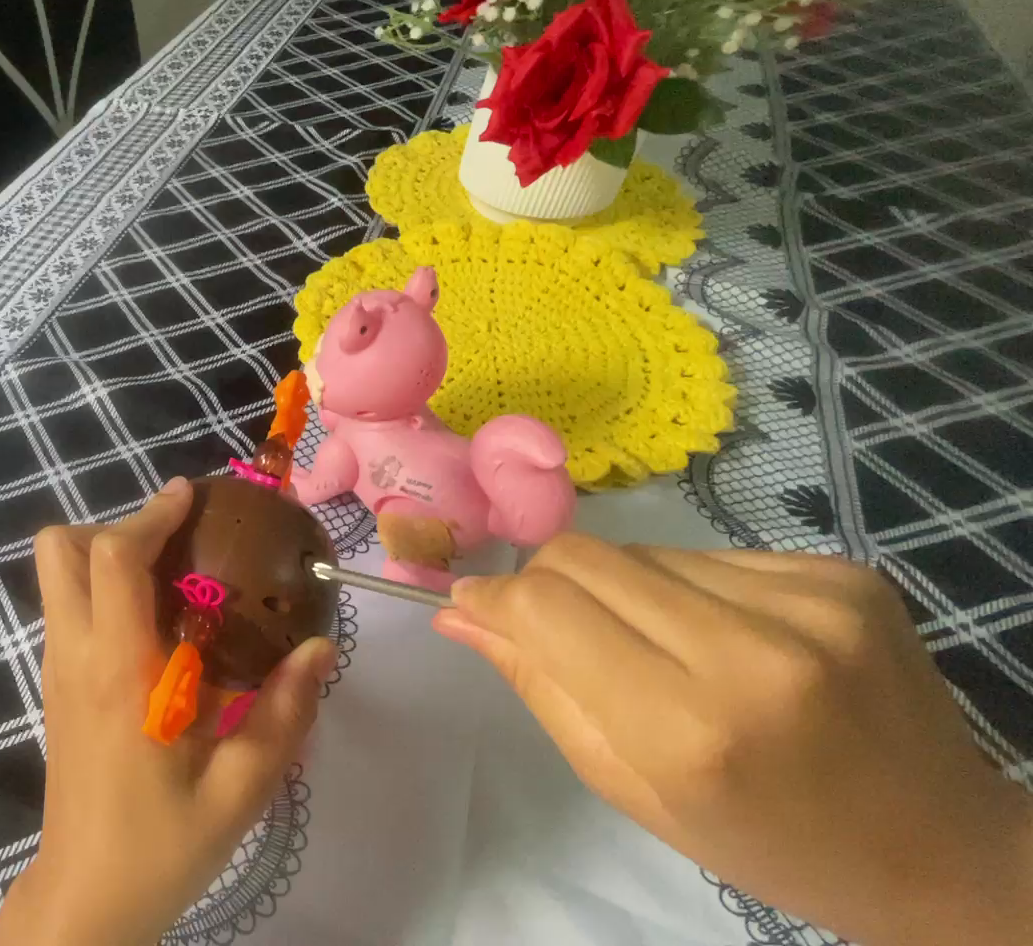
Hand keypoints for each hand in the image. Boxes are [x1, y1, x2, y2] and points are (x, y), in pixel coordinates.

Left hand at [0, 478, 336, 944]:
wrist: (87, 893)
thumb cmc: (162, 843)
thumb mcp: (239, 789)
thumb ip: (282, 713)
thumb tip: (318, 648)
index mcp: (116, 669)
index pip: (111, 559)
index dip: (148, 515)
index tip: (189, 496)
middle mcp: (74, 653)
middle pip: (58, 548)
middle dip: (111, 526)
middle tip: (173, 547)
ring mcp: (55, 666)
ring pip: (54, 575)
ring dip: (103, 554)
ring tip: (170, 580)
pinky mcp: (55, 683)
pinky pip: (65, 607)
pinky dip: (99, 587)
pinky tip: (155, 626)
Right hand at [435, 536, 1032, 945]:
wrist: (940, 848)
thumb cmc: (756, 835)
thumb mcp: (622, 781)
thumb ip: (534, 682)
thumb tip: (457, 611)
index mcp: (684, 725)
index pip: (543, 606)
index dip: (494, 596)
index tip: (473, 602)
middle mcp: (749, 651)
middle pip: (582, 558)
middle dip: (544, 582)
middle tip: (552, 622)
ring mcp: (808, 604)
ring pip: (639, 550)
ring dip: (619, 586)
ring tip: (657, 642)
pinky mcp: (842, 574)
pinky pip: (706, 553)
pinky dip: (685, 585)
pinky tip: (721, 634)